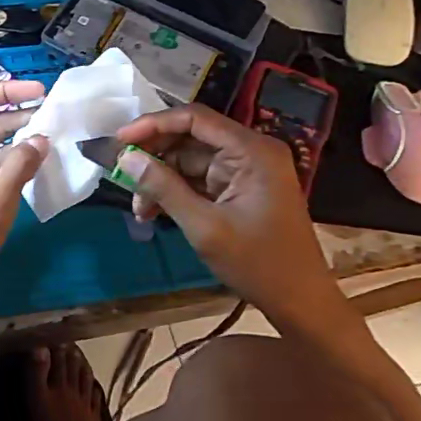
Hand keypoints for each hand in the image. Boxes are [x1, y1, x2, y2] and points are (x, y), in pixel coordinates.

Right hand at [113, 104, 348, 330]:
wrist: (300, 302)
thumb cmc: (258, 263)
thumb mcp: (204, 226)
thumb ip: (163, 187)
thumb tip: (125, 158)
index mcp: (252, 151)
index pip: (194, 118)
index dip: (153, 124)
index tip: (119, 141)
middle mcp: (250, 151)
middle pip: (188, 136)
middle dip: (153, 156)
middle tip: (121, 174)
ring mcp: (244, 170)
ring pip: (187, 159)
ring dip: (159, 179)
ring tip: (139, 208)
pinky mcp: (237, 188)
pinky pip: (196, 178)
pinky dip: (172, 191)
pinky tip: (152, 211)